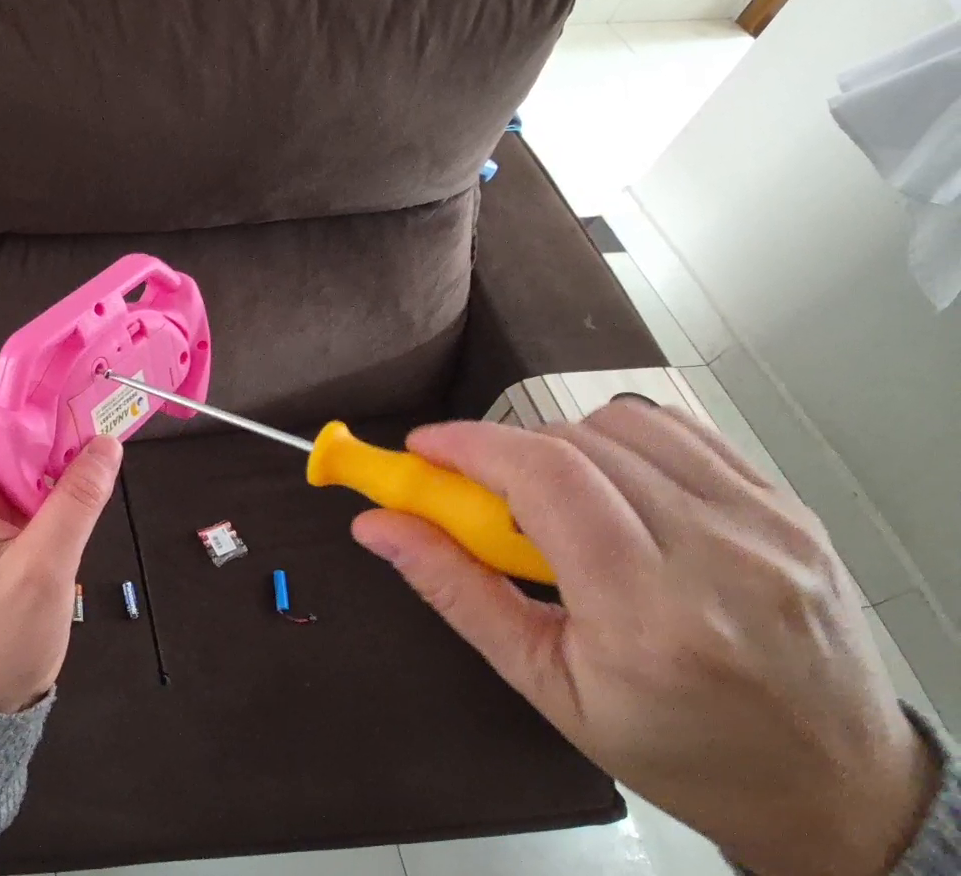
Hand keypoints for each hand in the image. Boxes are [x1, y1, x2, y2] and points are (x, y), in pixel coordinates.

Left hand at [0, 368, 124, 713]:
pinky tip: (95, 456)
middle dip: (44, 398)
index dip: (9, 377)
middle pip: (6, 428)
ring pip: (27, 455)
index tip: (50, 349)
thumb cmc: (0, 636)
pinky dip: (66, 467)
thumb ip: (75, 505)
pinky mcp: (16, 532)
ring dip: (59, 432)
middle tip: (90, 369)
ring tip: (100, 400)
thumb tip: (107, 444)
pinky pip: (41, 485)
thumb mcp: (42, 569)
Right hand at [351, 400, 938, 875]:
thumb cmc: (673, 747)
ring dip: (559, 442)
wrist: (837, 785)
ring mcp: (767, 525)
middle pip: (578, 444)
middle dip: (501, 448)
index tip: (421, 447)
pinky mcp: (789, 508)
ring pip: (626, 424)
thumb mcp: (542, 684)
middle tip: (468, 484)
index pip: (548, 480)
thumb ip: (454, 591)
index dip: (471, 446)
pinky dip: (618, 439)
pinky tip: (606, 483)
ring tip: (545, 493)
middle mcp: (720, 556)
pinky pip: (681, 431)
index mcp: (650, 617)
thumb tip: (373, 525)